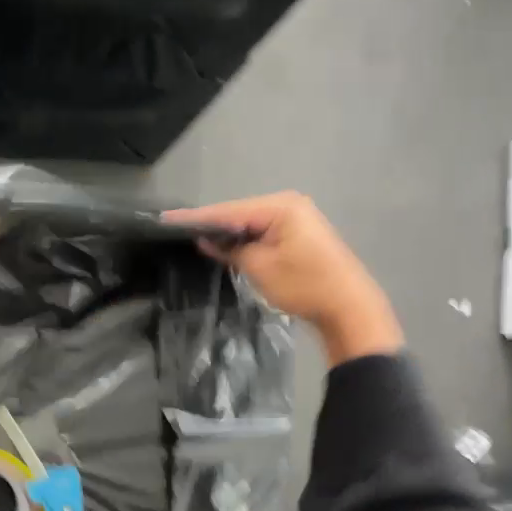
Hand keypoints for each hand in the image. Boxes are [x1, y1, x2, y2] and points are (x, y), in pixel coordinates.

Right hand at [165, 194, 401, 365]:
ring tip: (191, 238)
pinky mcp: (297, 235)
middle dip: (209, 223)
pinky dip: (242, 239)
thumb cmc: (302, 284)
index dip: (196, 218)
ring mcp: (295, 219)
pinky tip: (223, 246)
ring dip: (225, 232)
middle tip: (174, 230)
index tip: (165, 219)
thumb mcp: (259, 267)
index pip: (228, 210)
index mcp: (280, 207)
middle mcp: (288, 205)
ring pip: (249, 223)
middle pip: (238, 213)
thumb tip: (207, 241)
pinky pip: (261, 232)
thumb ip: (231, 250)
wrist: (346, 305)